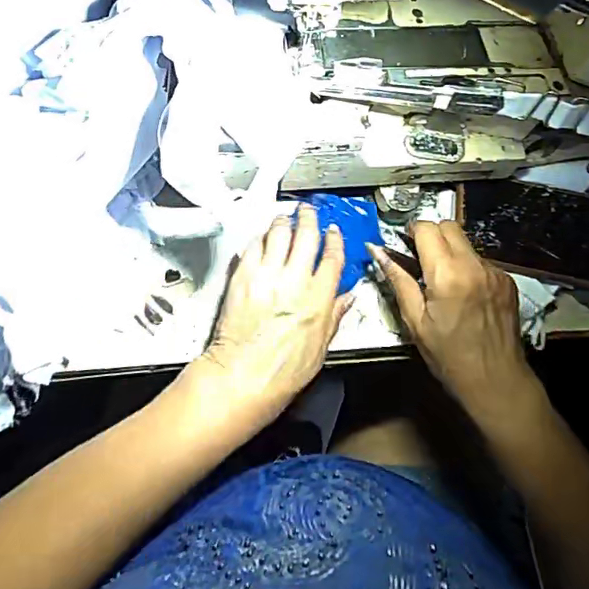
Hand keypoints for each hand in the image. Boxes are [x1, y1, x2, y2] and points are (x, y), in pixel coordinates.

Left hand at [191, 205, 353, 429]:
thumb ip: (334, 317)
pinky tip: (262, 238)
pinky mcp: (243, 275)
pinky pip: (253, 246)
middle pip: (307, 235)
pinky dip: (260, 238)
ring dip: (284, 222)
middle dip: (309, 218)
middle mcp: (295, 280)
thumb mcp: (320, 349)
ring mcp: (267, 275)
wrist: (242, 377)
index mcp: (319, 298)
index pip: (332, 256)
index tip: (333, 232)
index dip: (334, 239)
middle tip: (308, 211)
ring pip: (279, 233)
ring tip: (285, 218)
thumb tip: (346, 299)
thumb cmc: (280, 373)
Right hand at [373, 220, 538, 411]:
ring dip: (450, 252)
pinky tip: (464, 294)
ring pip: (466, 243)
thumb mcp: (415, 321)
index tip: (405, 246)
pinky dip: (468, 268)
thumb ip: (397, 279)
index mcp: (447, 274)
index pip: (426, 228)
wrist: (497, 381)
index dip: (411, 232)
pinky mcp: (507, 281)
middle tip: (421, 260)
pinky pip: (481, 261)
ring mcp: (494, 272)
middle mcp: (474, 266)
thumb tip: (376, 251)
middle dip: (431, 236)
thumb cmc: (450, 357)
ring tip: (443, 283)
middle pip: (448, 226)